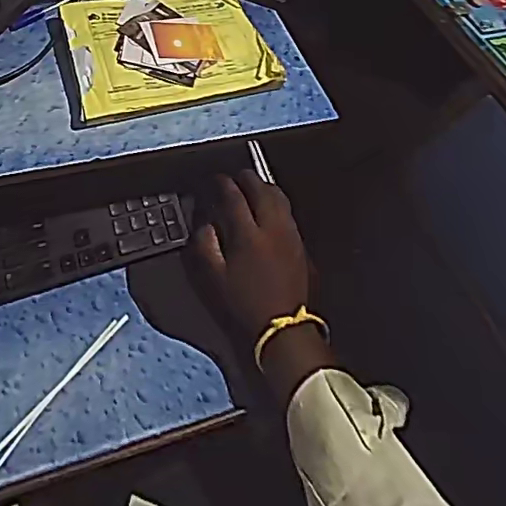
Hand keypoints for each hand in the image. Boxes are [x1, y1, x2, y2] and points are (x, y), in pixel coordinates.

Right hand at [189, 172, 334, 404]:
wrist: (283, 328)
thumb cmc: (246, 304)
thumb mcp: (214, 277)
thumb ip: (205, 245)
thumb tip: (204, 225)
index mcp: (247, 235)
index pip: (234, 197)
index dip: (222, 183)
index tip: (216, 180)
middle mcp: (271, 229)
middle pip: (261, 190)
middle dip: (246, 178)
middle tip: (234, 177)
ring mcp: (290, 236)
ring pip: (279, 198)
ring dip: (264, 187)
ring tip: (253, 186)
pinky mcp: (300, 245)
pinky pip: (289, 212)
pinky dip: (276, 202)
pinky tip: (269, 207)